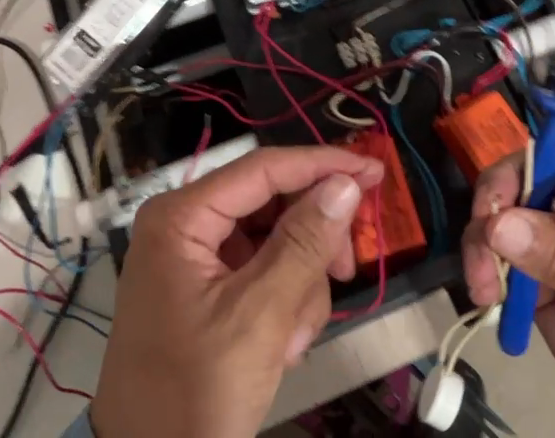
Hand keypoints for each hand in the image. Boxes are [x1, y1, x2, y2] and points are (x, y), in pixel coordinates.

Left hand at [92, 147, 383, 437]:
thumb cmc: (196, 389)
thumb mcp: (259, 316)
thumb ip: (304, 244)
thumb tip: (344, 183)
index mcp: (180, 217)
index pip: (263, 169)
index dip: (322, 165)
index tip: (374, 170)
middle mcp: (184, 225)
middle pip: (272, 206)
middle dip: (309, 246)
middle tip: (347, 270)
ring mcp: (194, 260)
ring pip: (275, 243)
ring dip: (298, 288)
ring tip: (291, 340)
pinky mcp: (206, 291)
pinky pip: (262, 274)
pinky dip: (283, 305)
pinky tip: (281, 347)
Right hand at [461, 150, 554, 437]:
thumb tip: (498, 223)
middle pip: (543, 173)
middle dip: (509, 196)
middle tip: (487, 225)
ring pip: (515, 215)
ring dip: (488, 239)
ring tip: (485, 282)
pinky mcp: (549, 291)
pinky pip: (508, 263)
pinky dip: (488, 270)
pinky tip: (487, 296)